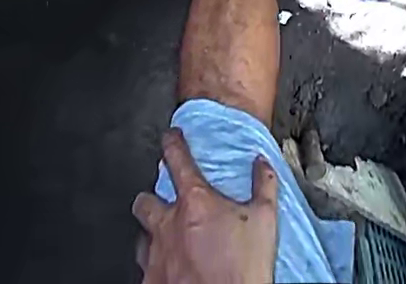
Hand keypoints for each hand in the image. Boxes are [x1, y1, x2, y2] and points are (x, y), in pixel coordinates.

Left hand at [133, 128, 279, 283]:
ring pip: (141, 237)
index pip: (177, 161)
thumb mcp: (265, 218)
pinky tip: (166, 267)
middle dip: (150, 197)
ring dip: (151, 232)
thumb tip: (261, 163)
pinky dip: (154, 264)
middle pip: (145, 202)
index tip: (170, 137)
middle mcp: (169, 227)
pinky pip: (143, 269)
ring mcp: (155, 259)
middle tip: (161, 197)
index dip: (172, 143)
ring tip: (163, 235)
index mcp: (195, 203)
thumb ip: (263, 184)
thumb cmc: (244, 269)